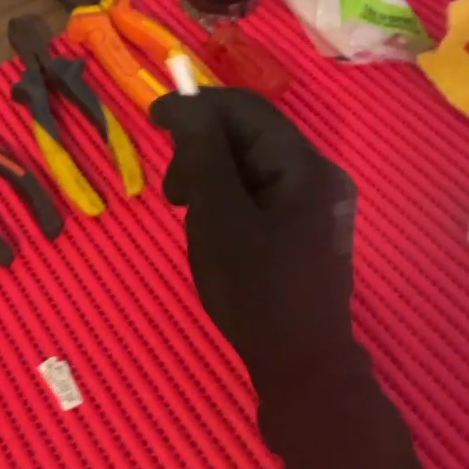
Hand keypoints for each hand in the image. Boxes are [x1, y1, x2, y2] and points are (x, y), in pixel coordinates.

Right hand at [151, 89, 419, 468]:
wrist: (301, 367)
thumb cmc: (255, 290)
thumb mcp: (218, 215)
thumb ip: (202, 152)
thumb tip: (182, 102)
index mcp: (304, 165)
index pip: (244, 108)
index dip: (195, 105)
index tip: (151, 120)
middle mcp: (317, 172)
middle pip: (247, 133)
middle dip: (200, 147)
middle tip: (171, 191)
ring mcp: (314, 199)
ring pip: (248, 160)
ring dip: (208, 172)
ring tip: (185, 209)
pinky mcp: (304, 223)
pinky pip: (257, 186)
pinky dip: (224, 192)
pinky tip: (209, 220)